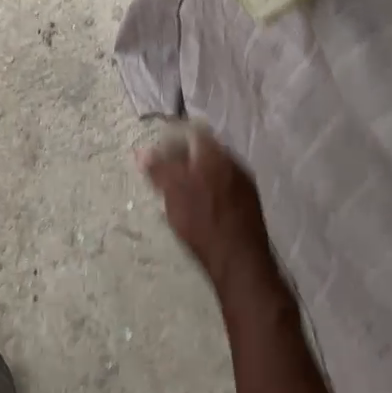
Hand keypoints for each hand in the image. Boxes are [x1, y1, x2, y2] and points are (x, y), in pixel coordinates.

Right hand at [138, 122, 276, 288]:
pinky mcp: (250, 202)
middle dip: (184, 157)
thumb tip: (142, 151)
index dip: (172, 138)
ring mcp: (244, 182)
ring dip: (198, 173)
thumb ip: (158, 169)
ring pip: (215, 167)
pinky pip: (225, 184)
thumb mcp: (172, 193)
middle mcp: (233, 161)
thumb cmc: (201, 223)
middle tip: (166, 172)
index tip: (158, 152)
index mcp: (214, 153)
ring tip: (181, 191)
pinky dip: (210, 188)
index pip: (191, 131)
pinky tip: (202, 205)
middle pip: (204, 149)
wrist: (239, 261)